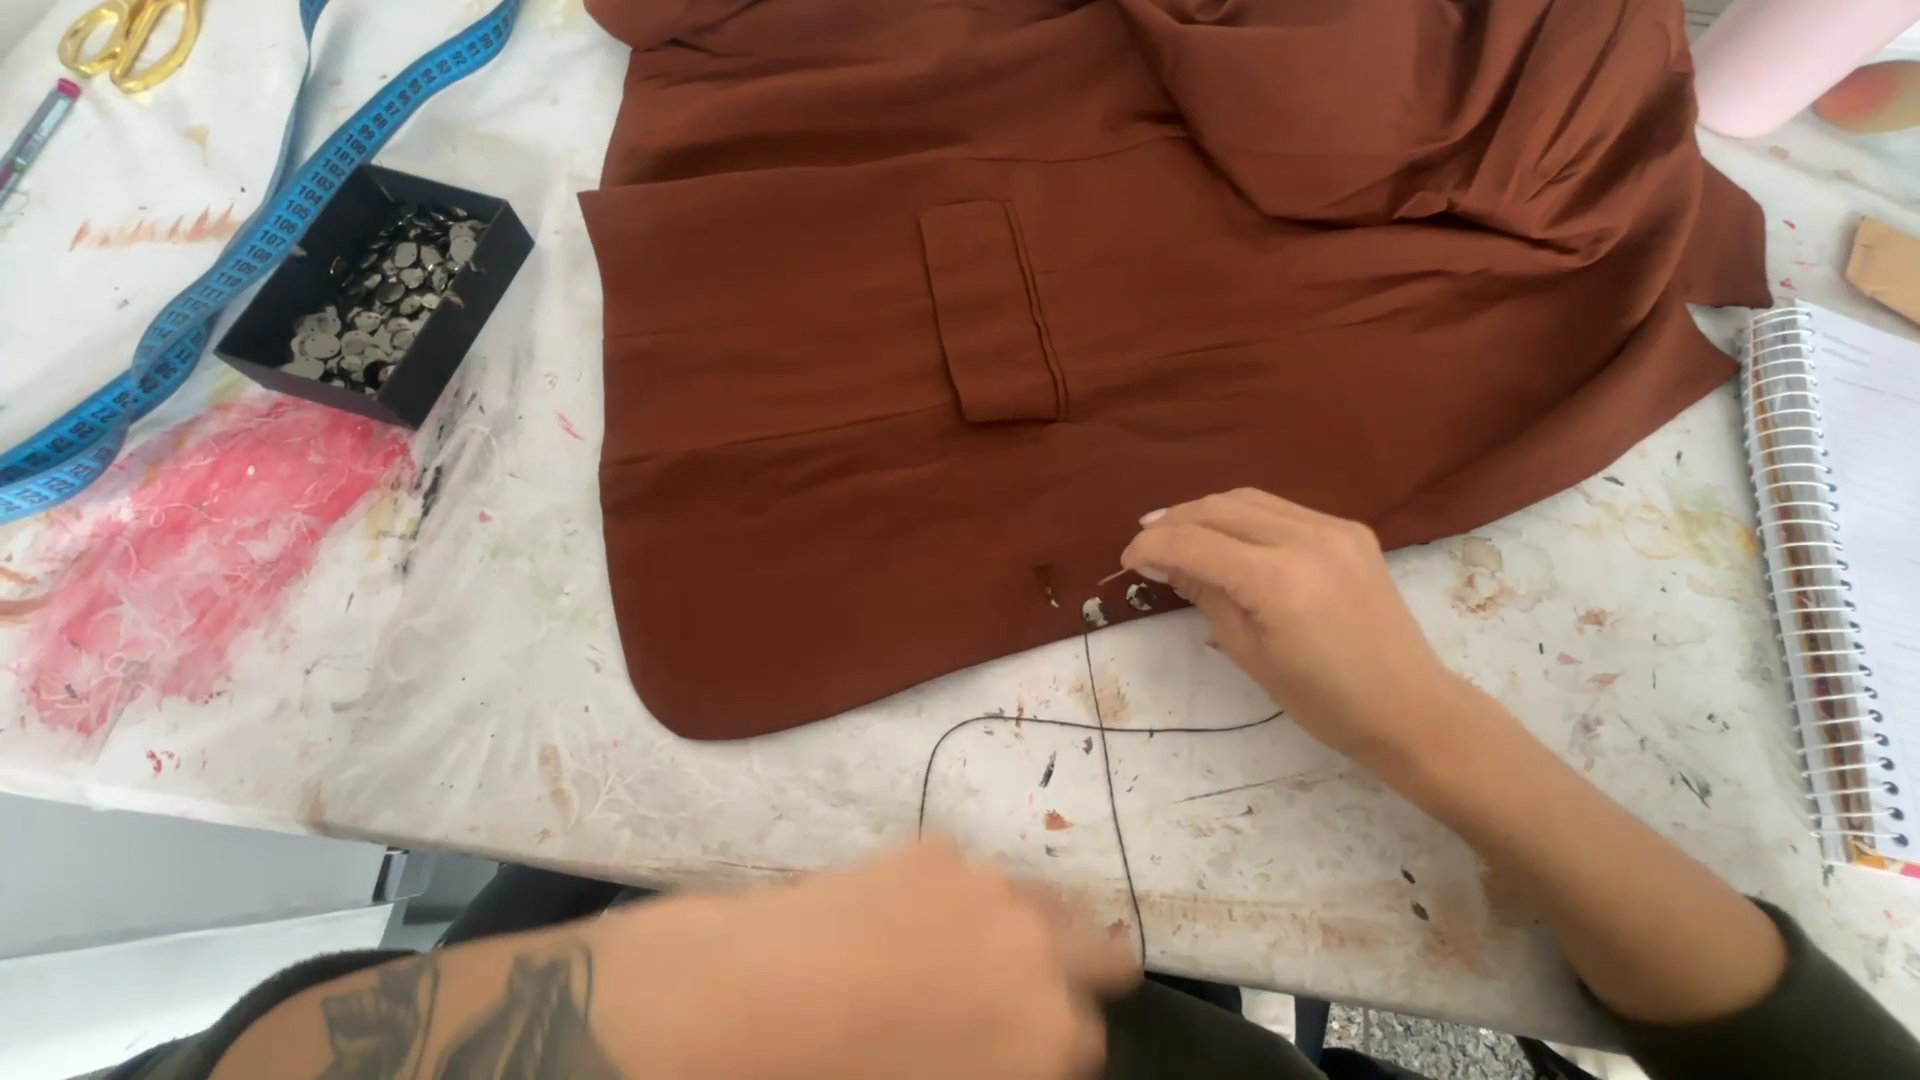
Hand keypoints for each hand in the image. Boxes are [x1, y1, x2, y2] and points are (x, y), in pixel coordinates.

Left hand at [598, 839, 1139, 1079]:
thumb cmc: (854, 1077)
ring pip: (1036, 902)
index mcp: (1050, 1031)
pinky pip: (968, 875)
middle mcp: (1039, 946)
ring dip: (1020, 927)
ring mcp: (989, 884)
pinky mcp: (936, 847)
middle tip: (1024, 994)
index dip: (1055, 1042)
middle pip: (1098, 950)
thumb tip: (1002, 1040)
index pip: (1087, 1037)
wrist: (762, 1001)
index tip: (1026, 1044)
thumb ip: (1005, 1059)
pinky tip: (903, 917)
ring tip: (965, 951)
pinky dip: (956, 895)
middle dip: (1079, 972)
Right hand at [1121, 488, 1488, 773]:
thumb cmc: (1321, 699)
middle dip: (1172, 521)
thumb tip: (1166, 564)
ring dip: (1204, 511)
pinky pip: (1280, 509)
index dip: (1151, 546)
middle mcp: (1306, 539)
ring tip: (1175, 531)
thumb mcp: (1247, 652)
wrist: (1408, 706)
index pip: (1195, 543)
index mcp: (1278, 581)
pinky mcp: (1349, 531)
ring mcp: (1333, 529)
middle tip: (1143, 541)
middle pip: (1218, 508)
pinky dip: (1242, 516)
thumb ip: (1206, 595)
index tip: (1127, 560)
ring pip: (1248, 499)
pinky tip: (1226, 535)